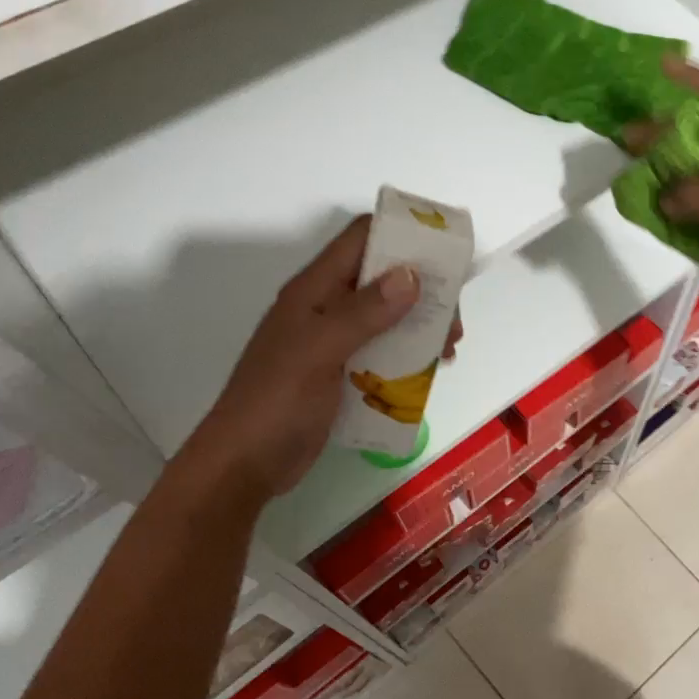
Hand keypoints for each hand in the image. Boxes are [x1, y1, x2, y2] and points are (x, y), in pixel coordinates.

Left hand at [180, 215, 462, 499]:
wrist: (245, 464)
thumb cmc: (277, 402)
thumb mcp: (320, 351)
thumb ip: (364, 312)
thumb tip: (412, 274)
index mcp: (314, 290)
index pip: (361, 239)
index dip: (402, 235)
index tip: (445, 255)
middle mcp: (325, 308)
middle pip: (382, 278)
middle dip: (423, 290)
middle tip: (452, 322)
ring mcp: (333, 342)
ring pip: (387, 317)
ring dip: (420, 325)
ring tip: (447, 350)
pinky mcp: (341, 374)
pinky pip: (383, 352)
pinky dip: (409, 355)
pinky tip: (428, 372)